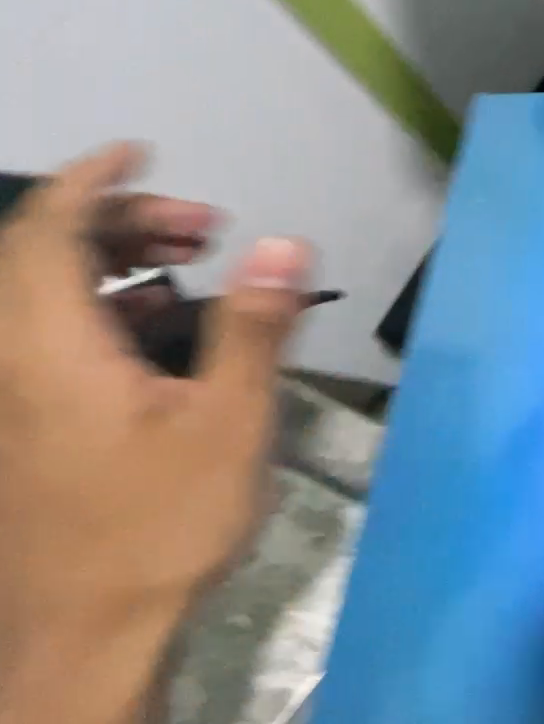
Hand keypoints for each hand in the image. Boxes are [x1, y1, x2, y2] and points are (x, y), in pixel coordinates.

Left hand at [0, 144, 312, 723]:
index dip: (88, 182)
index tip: (142, 149)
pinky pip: (60, 337)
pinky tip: (175, 328)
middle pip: (39, 259)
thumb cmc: (162, 518)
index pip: (44, 237)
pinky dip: (116, 308)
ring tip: (201, 264)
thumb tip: (281, 241)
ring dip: (123, 262)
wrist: (90, 629)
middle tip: (209, 223)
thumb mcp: (228, 418)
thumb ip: (251, 325)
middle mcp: (14, 365)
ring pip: (49, 297)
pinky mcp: (35, 422)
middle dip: (124, 220)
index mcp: (48, 354)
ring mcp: (20, 397)